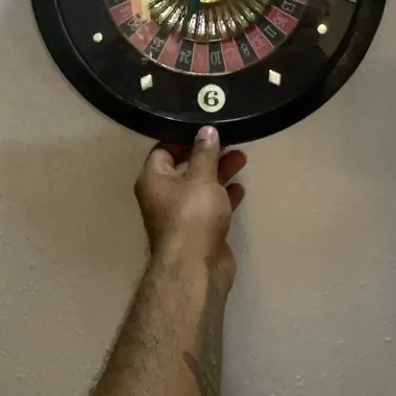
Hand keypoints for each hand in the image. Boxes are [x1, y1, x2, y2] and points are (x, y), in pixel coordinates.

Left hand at [134, 125, 247, 283]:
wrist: (195, 267)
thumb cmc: (192, 215)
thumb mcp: (200, 178)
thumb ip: (204, 153)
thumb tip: (206, 131)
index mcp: (153, 179)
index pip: (164, 149)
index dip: (184, 137)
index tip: (206, 127)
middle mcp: (163, 195)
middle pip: (185, 167)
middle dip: (208, 154)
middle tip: (231, 140)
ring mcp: (181, 214)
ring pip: (200, 186)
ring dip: (219, 172)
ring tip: (242, 157)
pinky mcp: (198, 229)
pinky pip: (211, 205)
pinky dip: (224, 195)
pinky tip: (240, 187)